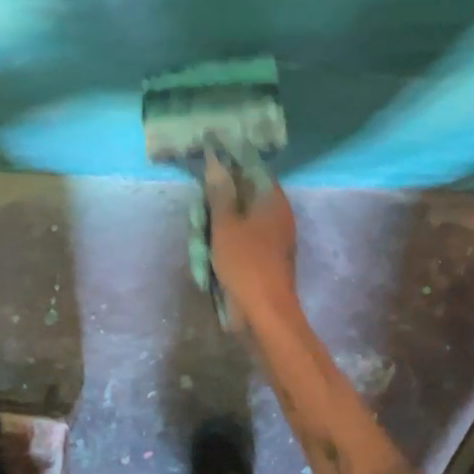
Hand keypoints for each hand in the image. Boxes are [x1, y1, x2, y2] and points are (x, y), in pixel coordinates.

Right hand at [204, 151, 298, 319]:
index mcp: (272, 200)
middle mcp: (274, 214)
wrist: (265, 313)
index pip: (250, 167)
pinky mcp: (261, 257)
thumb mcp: (226, 225)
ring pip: (234, 222)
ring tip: (202, 251)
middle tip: (198, 222)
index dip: (227, 164)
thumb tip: (216, 161)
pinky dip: (222, 249)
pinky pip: (237, 242)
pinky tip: (209, 263)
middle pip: (238, 196)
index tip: (204, 168)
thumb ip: (220, 193)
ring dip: (213, 233)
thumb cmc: (246, 263)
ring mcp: (269, 237)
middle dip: (213, 208)